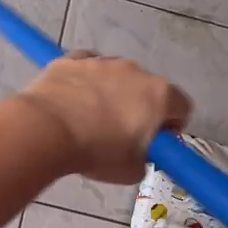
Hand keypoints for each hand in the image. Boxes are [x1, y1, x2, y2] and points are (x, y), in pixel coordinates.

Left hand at [16, 53, 190, 184]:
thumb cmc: (96, 151)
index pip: (181, 107)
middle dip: (139, 107)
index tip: (154, 141)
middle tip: (120, 132)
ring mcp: (100, 61)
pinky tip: (71, 97)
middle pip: (146, 88)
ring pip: (114, 75)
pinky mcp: (69, 58)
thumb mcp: (133, 169)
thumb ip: (145, 156)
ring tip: (89, 116)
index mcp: (160, 94)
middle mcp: (133, 70)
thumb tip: (137, 150)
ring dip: (110, 91)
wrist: (46, 129)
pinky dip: (82, 79)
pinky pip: (84, 67)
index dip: (171, 126)